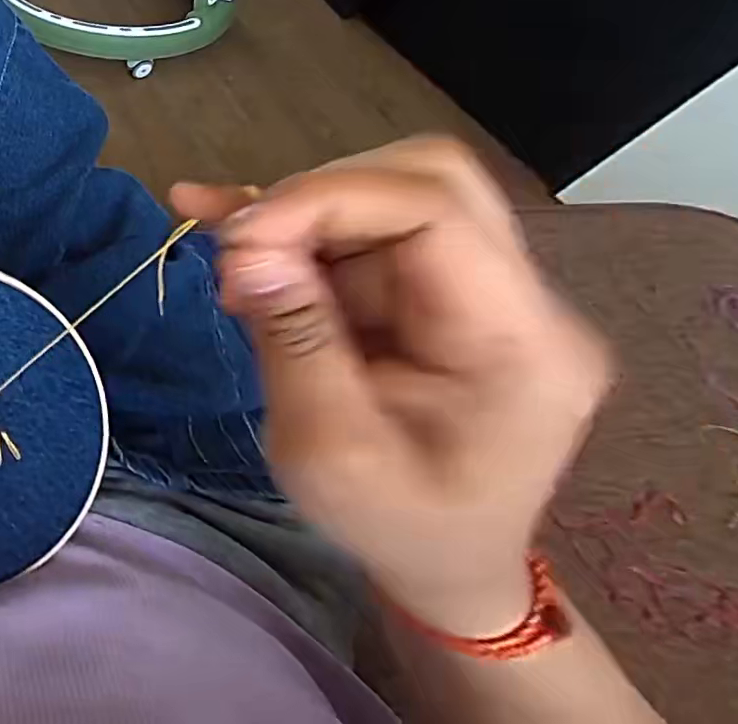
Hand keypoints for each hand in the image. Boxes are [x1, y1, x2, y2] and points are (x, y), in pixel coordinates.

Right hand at [171, 138, 610, 636]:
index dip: (324, 198)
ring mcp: (465, 285)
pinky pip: (351, 226)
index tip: (237, 237)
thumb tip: (245, 245)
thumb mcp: (328, 447)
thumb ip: (293, 339)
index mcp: (517, 340)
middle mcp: (509, 294)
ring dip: (290, 215)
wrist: (436, 560)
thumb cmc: (391, 521)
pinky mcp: (418, 287)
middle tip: (240, 250)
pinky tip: (219, 220)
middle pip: (420, 178)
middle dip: (311, 198)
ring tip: (231, 269)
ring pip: (376, 192)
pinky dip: (282, 222)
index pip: (434, 208)